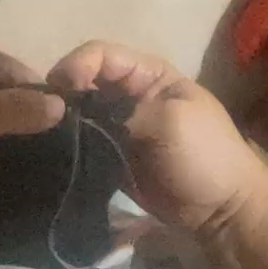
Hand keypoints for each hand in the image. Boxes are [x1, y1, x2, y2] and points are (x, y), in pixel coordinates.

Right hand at [49, 40, 267, 234]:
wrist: (222, 213)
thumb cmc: (206, 156)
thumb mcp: (172, 122)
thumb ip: (124, 111)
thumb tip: (78, 114)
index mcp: (148, 75)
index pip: (101, 55)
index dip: (77, 64)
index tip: (59, 87)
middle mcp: (128, 94)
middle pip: (83, 80)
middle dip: (63, 92)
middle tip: (45, 114)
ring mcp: (117, 126)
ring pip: (78, 111)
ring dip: (62, 119)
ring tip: (46, 134)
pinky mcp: (109, 155)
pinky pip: (81, 142)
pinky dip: (67, 144)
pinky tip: (55, 152)